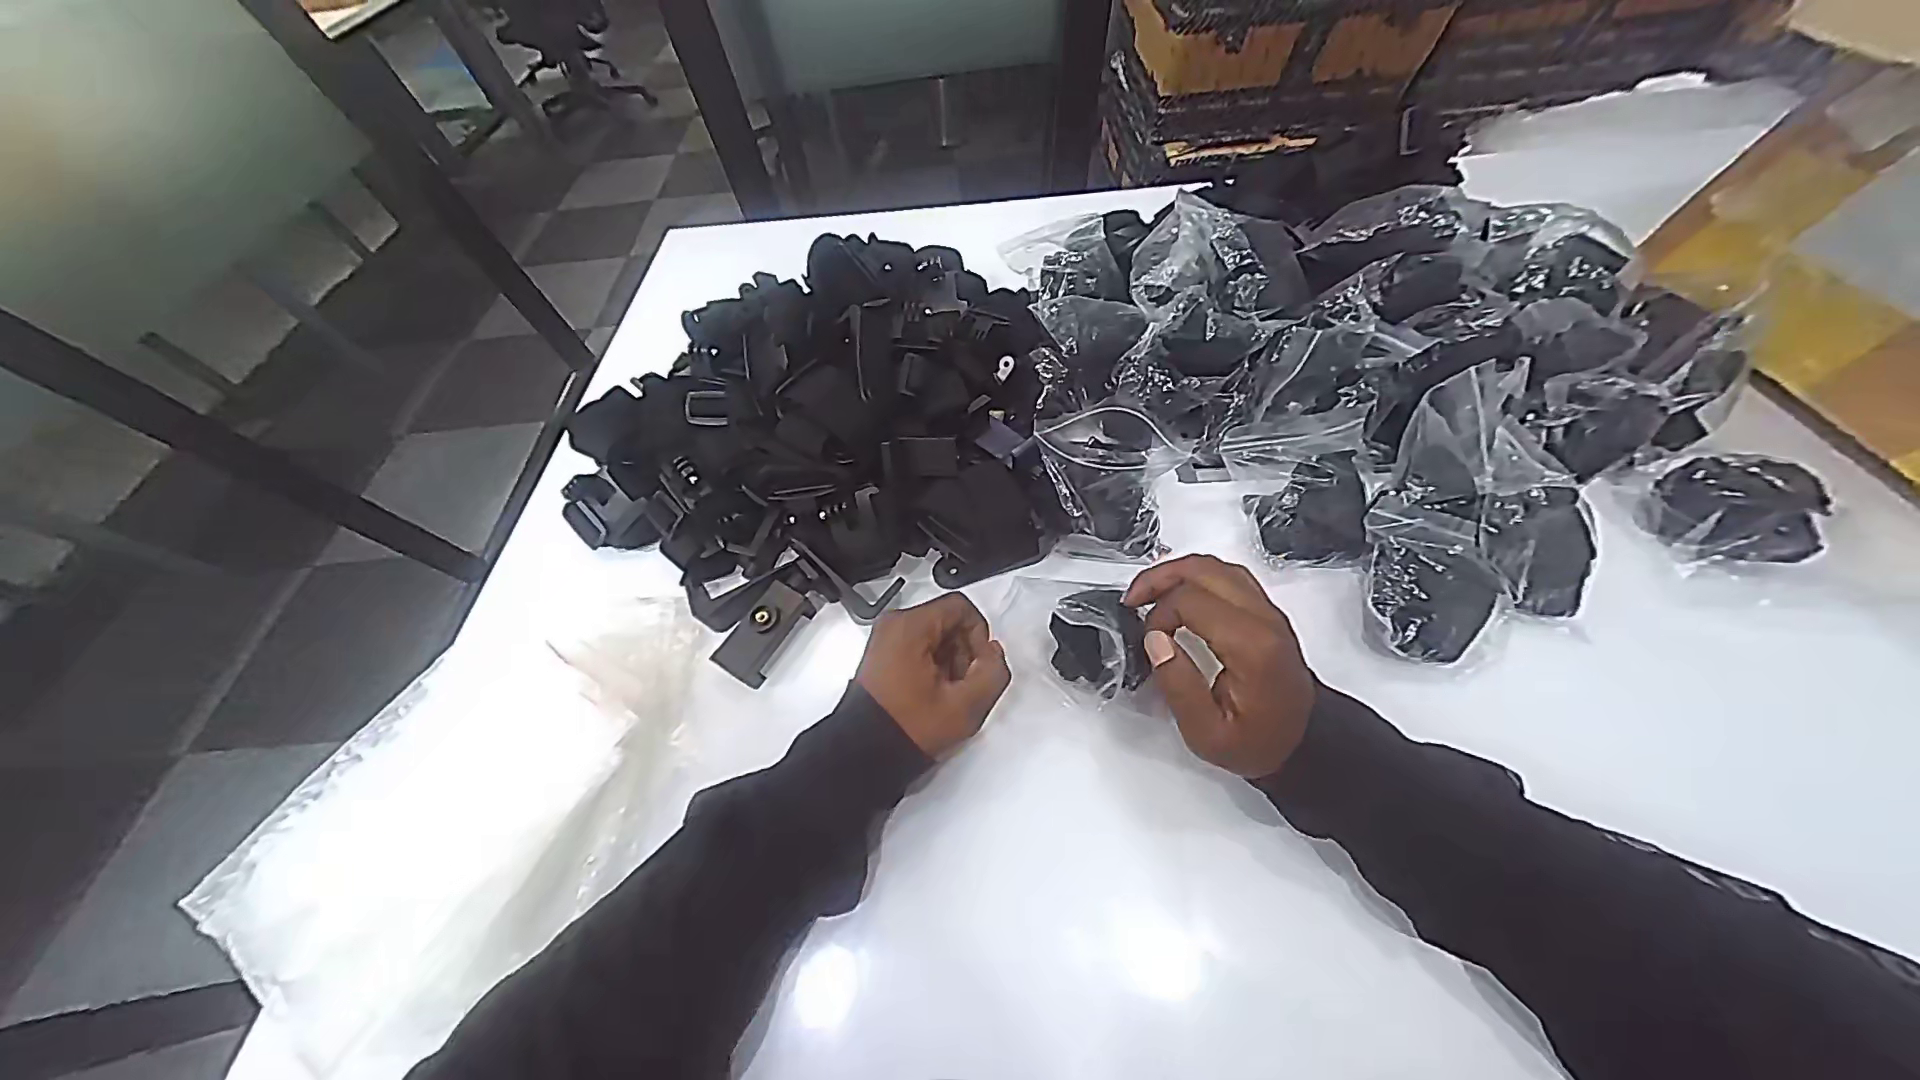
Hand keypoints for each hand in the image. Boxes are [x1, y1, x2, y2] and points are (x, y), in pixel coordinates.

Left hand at [856, 593, 1011, 757]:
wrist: (865, 753)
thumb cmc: (902, 729)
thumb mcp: (964, 705)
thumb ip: (992, 672)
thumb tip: (993, 655)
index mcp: (910, 626)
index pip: (961, 608)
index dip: (979, 635)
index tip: (979, 663)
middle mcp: (894, 626)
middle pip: (949, 621)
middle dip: (964, 652)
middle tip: (963, 684)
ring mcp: (886, 640)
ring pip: (936, 636)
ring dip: (950, 662)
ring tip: (946, 694)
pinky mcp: (884, 656)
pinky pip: (920, 649)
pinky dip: (933, 668)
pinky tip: (933, 695)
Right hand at [1123, 555, 1315, 777]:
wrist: (1306, 744)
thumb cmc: (1260, 743)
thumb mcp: (1208, 734)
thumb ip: (1178, 686)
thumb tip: (1155, 641)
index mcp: (1251, 646)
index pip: (1190, 599)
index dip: (1159, 614)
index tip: (1150, 641)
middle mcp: (1264, 619)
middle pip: (1203, 569)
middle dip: (1159, 578)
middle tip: (1133, 599)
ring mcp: (1268, 612)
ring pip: (1216, 567)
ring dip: (1176, 573)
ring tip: (1149, 595)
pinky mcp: (1266, 613)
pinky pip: (1227, 577)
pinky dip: (1195, 578)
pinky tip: (1177, 595)